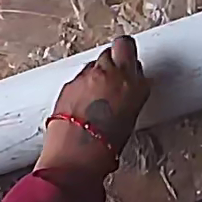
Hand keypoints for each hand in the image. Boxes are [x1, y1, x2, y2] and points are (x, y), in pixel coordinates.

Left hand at [35, 35, 149, 178]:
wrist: (75, 155)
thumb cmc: (105, 147)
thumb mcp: (131, 117)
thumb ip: (131, 93)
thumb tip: (129, 88)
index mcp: (133, 82)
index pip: (127, 46)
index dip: (126, 54)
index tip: (127, 63)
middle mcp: (110, 73)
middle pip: (110, 50)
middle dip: (112, 61)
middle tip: (113, 79)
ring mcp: (87, 77)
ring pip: (93, 64)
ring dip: (96, 75)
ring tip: (96, 98)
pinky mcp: (68, 85)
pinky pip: (78, 79)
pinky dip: (81, 88)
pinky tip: (82, 106)